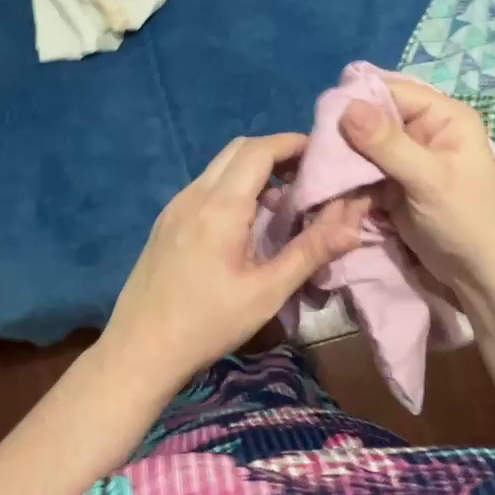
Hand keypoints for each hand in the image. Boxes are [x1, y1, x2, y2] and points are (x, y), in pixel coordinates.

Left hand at [103, 133, 365, 382]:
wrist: (139, 350)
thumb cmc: (207, 324)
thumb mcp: (266, 293)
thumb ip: (310, 252)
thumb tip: (354, 224)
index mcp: (221, 206)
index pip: (260, 150)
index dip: (294, 143)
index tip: (324, 155)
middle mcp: (195, 195)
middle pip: (239, 150)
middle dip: (277, 153)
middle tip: (310, 176)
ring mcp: (176, 206)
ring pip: (220, 167)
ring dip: (255, 171)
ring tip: (286, 202)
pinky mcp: (166, 222)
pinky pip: (206, 187)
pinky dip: (234, 187)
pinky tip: (249, 224)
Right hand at [339, 79, 494, 297]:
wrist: (482, 277)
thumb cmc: (467, 221)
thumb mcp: (428, 179)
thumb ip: (387, 143)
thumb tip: (346, 106)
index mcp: (444, 117)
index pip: (392, 92)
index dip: (358, 100)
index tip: (323, 118)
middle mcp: (425, 131)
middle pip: (375, 118)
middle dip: (347, 134)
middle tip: (317, 149)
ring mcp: (408, 160)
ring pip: (365, 148)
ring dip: (344, 160)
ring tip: (319, 170)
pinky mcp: (395, 186)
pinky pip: (365, 173)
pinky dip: (349, 181)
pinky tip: (330, 188)